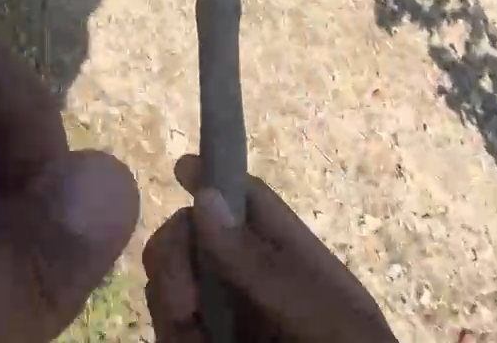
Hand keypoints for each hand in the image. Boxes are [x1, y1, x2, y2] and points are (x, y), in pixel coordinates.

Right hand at [142, 155, 396, 342]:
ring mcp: (232, 322)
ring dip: (167, 293)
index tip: (180, 169)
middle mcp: (258, 287)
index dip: (215, 177)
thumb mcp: (329, 328)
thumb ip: (268, 269)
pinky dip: (168, 329)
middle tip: (178, 299)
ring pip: (174, 276)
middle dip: (176, 250)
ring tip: (185, 334)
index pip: (252, 203)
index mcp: (300, 270)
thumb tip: (205, 198)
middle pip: (198, 233)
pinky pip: (169, 323)